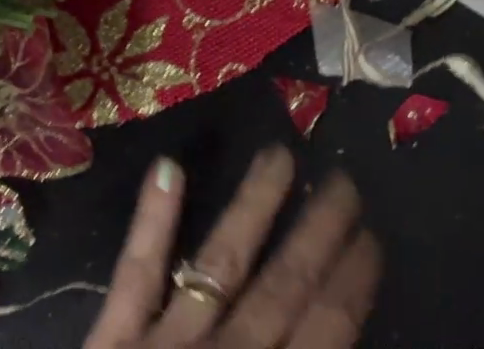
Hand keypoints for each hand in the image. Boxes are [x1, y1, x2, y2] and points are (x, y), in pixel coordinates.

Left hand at [84, 146, 381, 348]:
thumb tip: (333, 343)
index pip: (323, 334)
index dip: (351, 284)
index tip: (373, 235)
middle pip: (282, 288)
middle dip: (317, 234)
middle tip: (342, 179)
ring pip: (219, 264)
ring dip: (252, 208)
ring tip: (278, 154)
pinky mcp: (110, 345)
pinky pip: (135, 277)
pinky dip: (151, 222)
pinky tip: (168, 167)